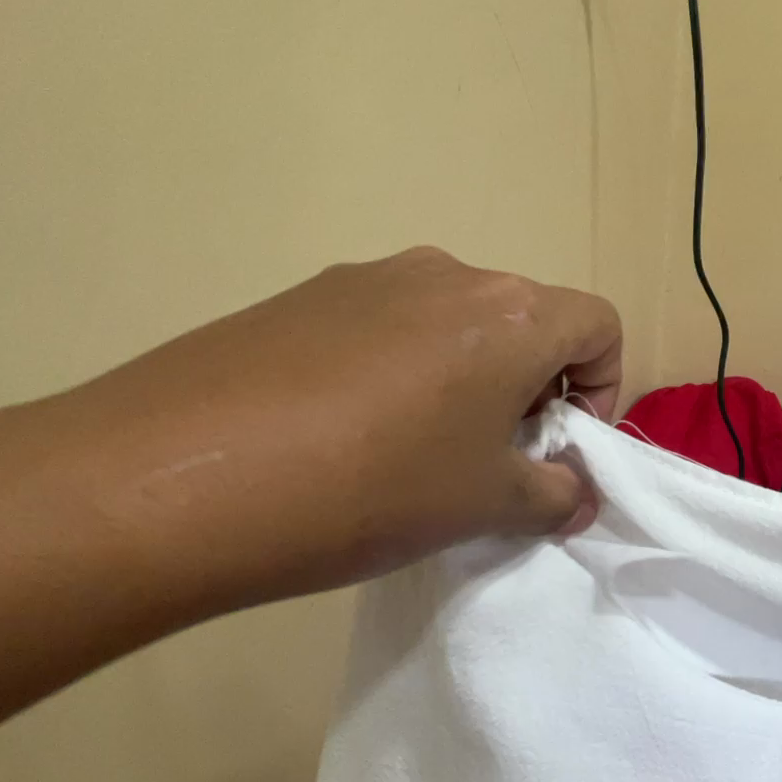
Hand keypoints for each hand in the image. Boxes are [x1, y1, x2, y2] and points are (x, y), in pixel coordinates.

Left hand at [53, 245, 621, 607]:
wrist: (178, 480)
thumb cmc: (376, 488)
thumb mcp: (489, 505)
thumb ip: (557, 495)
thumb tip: (576, 494)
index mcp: (511, 315)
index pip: (599, 326)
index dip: (603, 389)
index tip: (561, 447)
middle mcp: (447, 275)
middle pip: (528, 322)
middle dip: (534, 391)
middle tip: (496, 460)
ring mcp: (367, 278)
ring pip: (457, 325)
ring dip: (470, 382)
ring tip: (422, 453)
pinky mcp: (302, 296)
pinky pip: (389, 327)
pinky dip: (405, 373)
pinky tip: (354, 434)